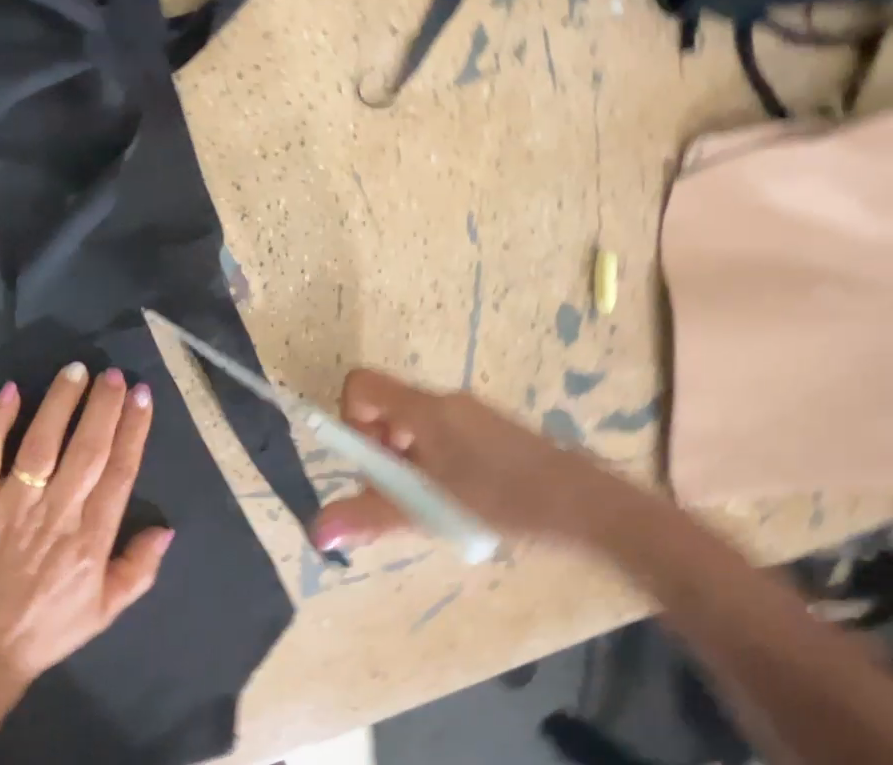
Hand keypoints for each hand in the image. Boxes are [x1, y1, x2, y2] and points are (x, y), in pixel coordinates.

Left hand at [0, 363, 172, 687]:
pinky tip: (11, 391)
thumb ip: (139, 569)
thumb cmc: (44, 629)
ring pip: (41, 442)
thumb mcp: (105, 612)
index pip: (119, 471)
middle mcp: (56, 514)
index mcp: (91, 538)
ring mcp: (12, 504)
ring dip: (60, 403)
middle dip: (103, 406)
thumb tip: (167, 527)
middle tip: (113, 373)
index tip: (142, 395)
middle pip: (86, 449)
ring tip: (74, 371)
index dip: (133, 429)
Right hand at [312, 369, 641, 552]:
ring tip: (435, 505)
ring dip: (411, 463)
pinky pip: (448, 438)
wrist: (601, 511)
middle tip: (401, 495)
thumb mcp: (429, 511)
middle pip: (387, 410)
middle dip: (382, 452)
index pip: (361, 385)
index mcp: (424, 408)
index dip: (349, 418)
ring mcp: (476, 416)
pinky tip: (466, 504)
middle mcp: (446, 402)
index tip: (370, 462)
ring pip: (418, 428)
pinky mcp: (499, 434)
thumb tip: (315, 532)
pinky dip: (440, 466)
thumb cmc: (508, 500)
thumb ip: (369, 517)